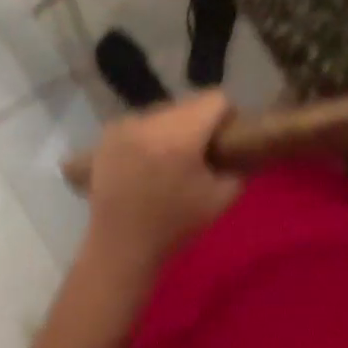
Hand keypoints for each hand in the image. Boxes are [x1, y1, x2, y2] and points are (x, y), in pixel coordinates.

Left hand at [84, 92, 240, 271]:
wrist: (122, 247)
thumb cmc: (175, 226)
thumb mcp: (221, 199)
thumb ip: (238, 167)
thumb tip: (240, 149)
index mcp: (180, 136)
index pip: (215, 100)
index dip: (227, 117)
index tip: (226, 140)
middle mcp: (150, 122)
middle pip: (188, 104)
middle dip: (199, 123)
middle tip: (200, 154)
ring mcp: (125, 126)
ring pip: (164, 112)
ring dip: (173, 128)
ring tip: (171, 159)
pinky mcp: (108, 135)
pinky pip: (141, 123)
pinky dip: (150, 135)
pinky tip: (147, 162)